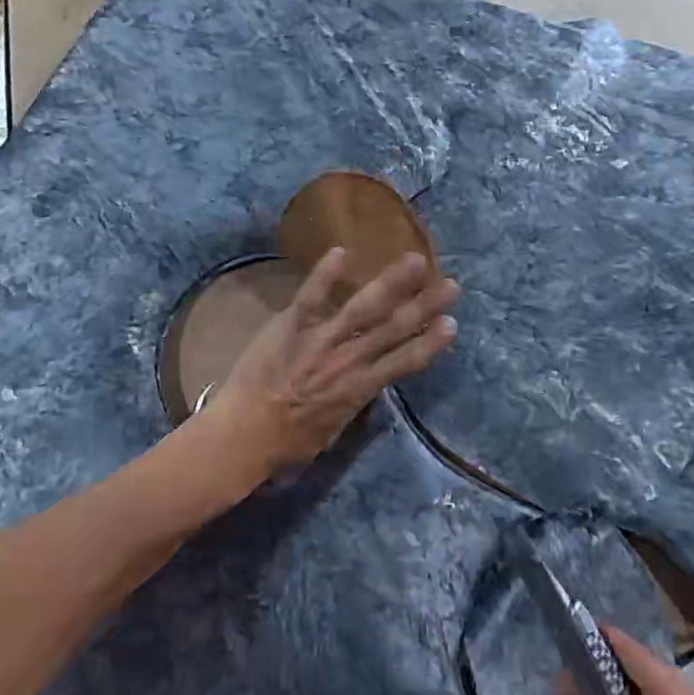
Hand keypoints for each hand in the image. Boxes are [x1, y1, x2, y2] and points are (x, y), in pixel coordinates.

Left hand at [200, 248, 458, 475]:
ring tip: (416, 260)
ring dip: (392, 283)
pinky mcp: (290, 325)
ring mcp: (320, 339)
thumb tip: (367, 382)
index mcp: (360, 388)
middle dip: (425, 306)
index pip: (404, 362)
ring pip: (364, 308)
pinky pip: (311, 296)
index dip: (430, 343)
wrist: (242, 436)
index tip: (451, 324)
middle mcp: (348, 360)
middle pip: (394, 328)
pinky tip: (342, 251)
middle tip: (451, 286)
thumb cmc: (286, 443)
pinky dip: (326, 274)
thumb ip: (353, 401)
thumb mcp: (332, 430)